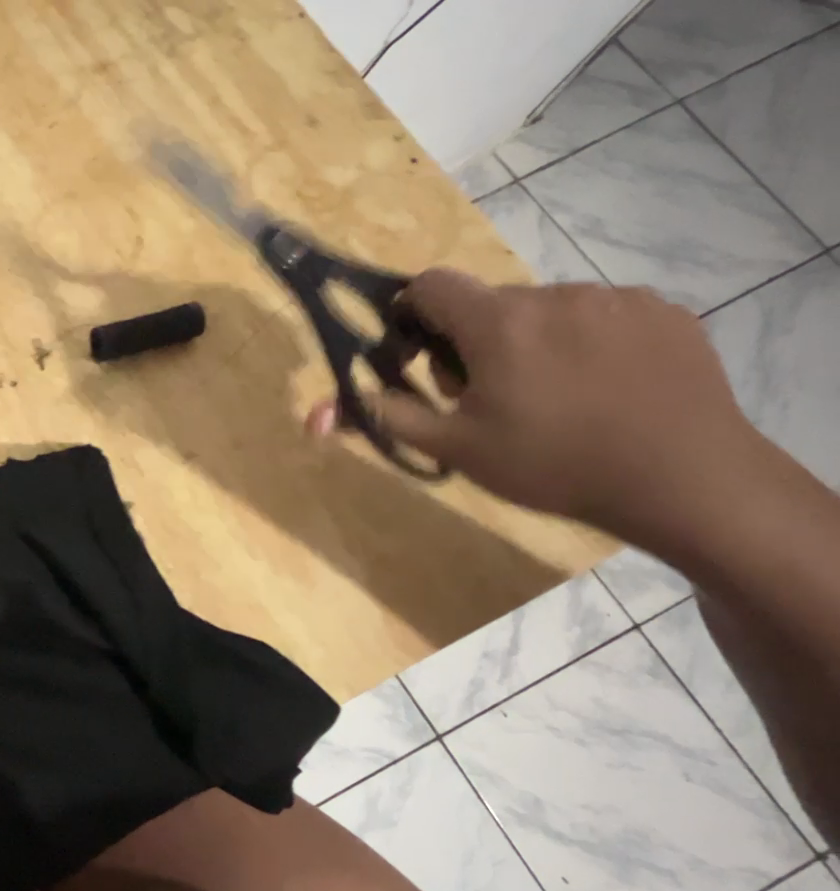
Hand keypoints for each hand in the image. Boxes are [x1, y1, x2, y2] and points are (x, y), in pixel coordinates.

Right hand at [310, 269, 763, 541]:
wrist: (683, 477)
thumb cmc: (552, 464)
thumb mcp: (455, 448)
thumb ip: (390, 414)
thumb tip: (336, 402)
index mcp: (499, 322)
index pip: (430, 284)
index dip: (410, 313)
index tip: (416, 353)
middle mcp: (555, 294)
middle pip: (489, 303)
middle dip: (473, 340)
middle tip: (484, 397)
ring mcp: (617, 299)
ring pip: (546, 310)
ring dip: (530, 341)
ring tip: (551, 397)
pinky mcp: (664, 313)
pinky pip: (602, 316)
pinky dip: (586, 343)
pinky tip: (601, 389)